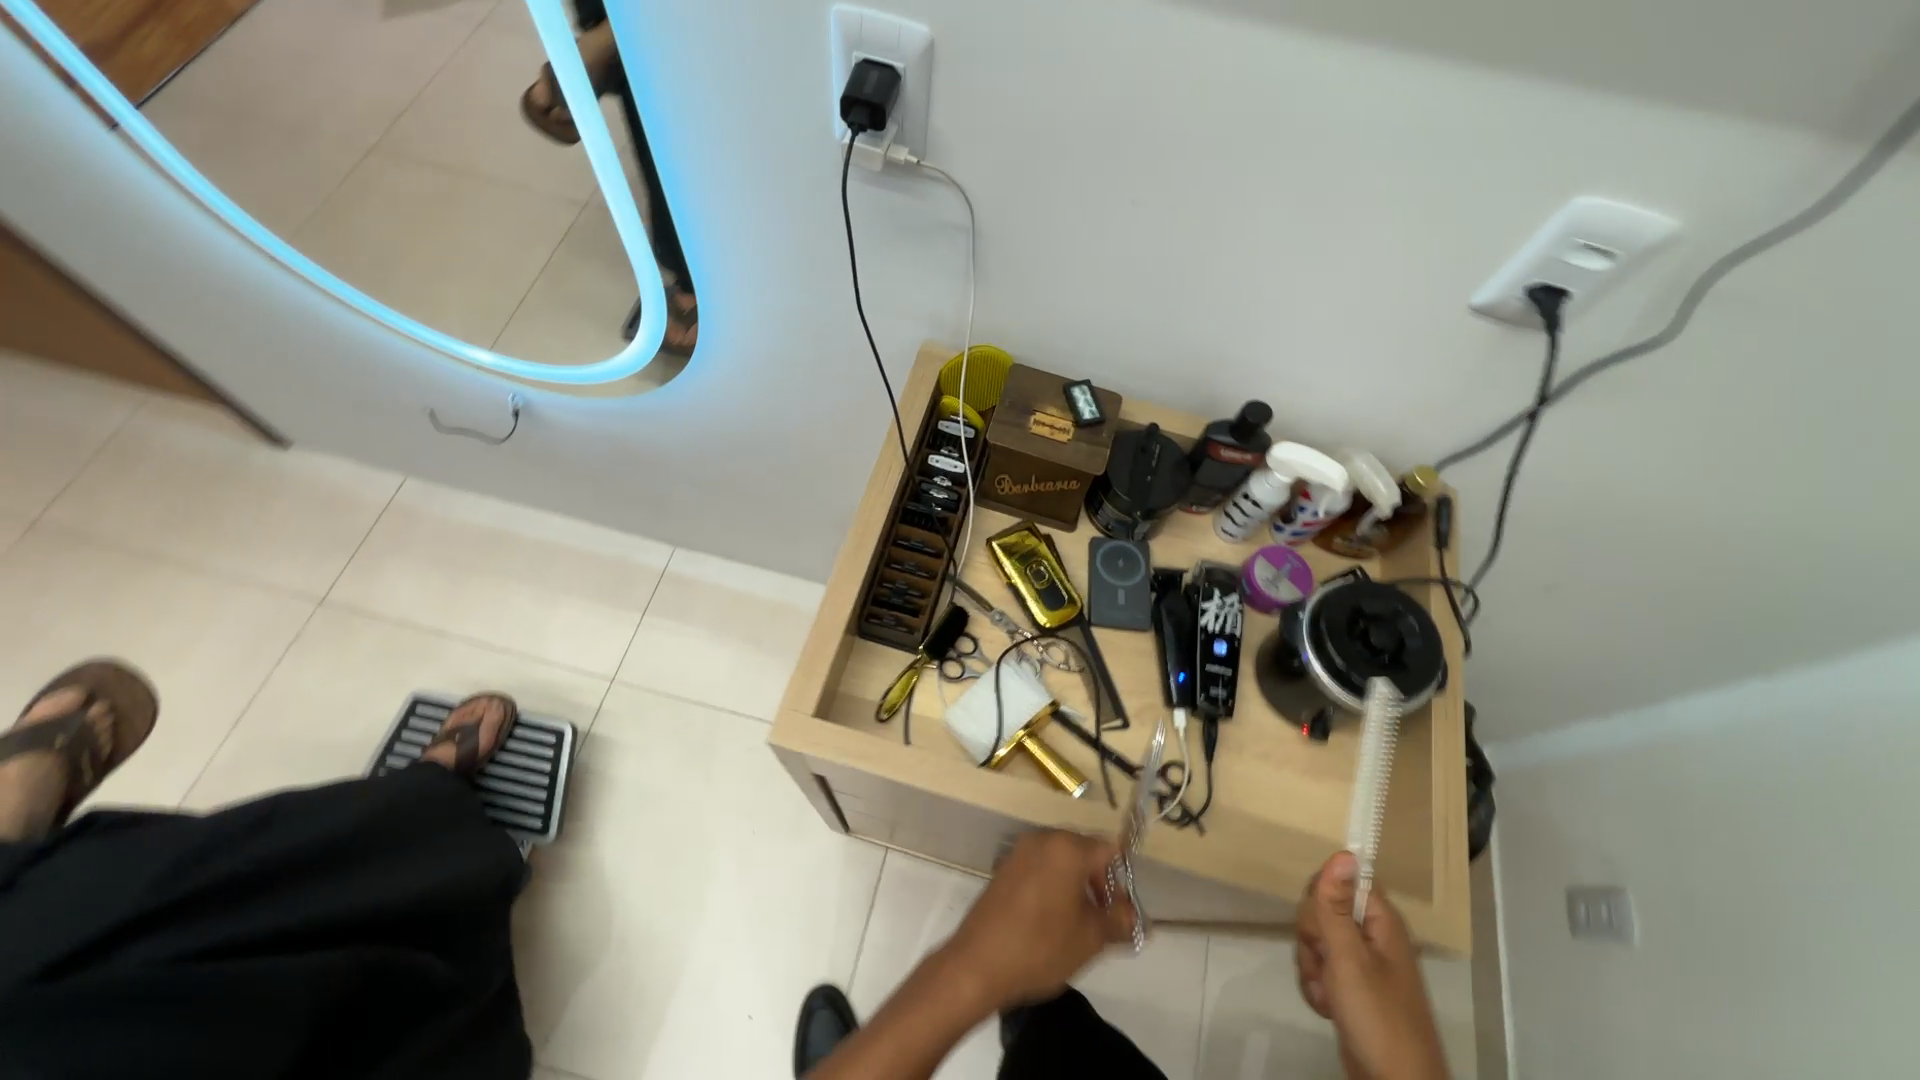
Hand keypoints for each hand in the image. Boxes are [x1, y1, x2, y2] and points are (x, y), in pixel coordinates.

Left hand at [940, 830, 1135, 1010]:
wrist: (977, 965)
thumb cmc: (1041, 947)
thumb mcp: (1091, 938)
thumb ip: (1119, 919)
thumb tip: (1134, 914)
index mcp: (1067, 847)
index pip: (1109, 850)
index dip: (1121, 880)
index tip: (1118, 912)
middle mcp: (1042, 839)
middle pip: (1084, 851)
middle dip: (1098, 882)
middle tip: (1101, 920)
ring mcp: (1019, 852)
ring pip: (1060, 861)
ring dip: (1074, 886)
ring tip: (1076, 925)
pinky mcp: (1003, 868)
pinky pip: (1039, 869)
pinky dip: (1052, 887)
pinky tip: (1050, 921)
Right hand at [1294, 852, 1448, 1079]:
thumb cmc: (1377, 1016)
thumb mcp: (1348, 957)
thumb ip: (1337, 905)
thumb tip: (1343, 851)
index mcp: (1382, 922)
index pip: (1343, 880)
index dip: (1323, 895)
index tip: (1320, 921)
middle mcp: (1374, 937)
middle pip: (1324, 910)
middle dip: (1312, 938)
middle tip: (1326, 962)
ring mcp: (1363, 964)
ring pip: (1317, 942)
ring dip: (1312, 967)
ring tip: (1328, 993)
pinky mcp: (1351, 988)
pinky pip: (1320, 969)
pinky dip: (1317, 986)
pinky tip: (1327, 1006)